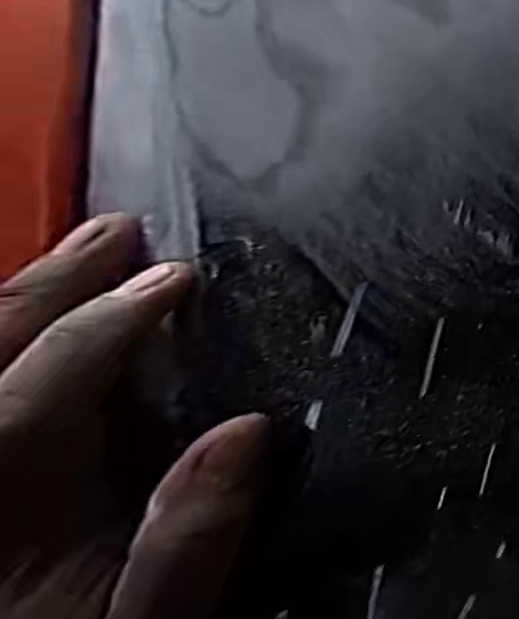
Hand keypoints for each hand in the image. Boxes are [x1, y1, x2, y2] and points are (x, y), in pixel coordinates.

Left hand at [0, 214, 266, 618]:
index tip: (175, 275)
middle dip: (40, 296)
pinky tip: (27, 322)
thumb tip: (244, 430)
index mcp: (0, 529)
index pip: (30, 403)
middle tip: (113, 231)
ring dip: (8, 313)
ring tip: (74, 256)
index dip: (104, 327)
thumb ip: (194, 537)